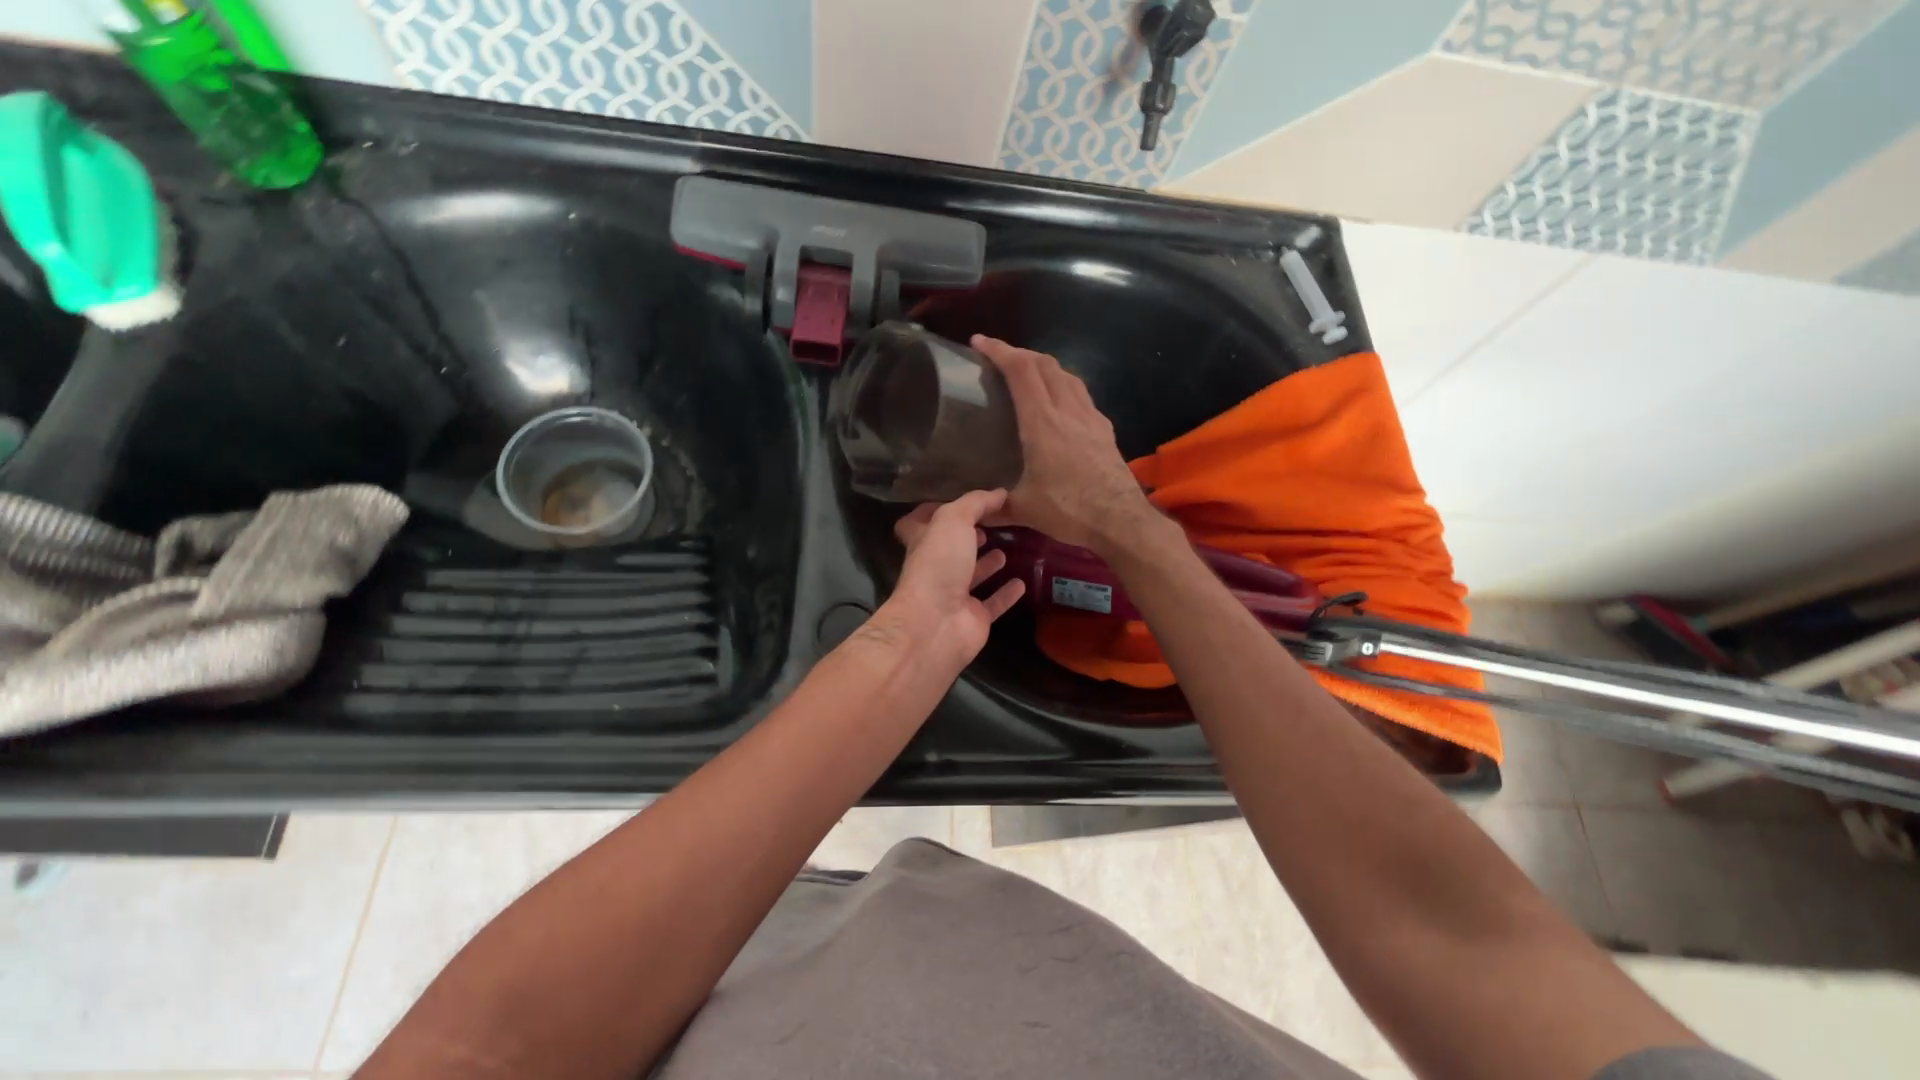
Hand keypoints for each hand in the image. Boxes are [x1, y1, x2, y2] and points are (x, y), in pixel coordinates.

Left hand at [870, 488, 1026, 666]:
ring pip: (972, 577)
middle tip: (992, 524)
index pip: (919, 524)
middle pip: (950, 550)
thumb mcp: (953, 520)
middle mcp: (936, 569)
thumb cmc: (938, 565)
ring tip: (1007, 549)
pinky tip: (1023, 582)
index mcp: (923, 544)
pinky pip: (993, 603)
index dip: (933, 512)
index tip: (959, 503)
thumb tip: (1000, 493)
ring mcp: (954, 596)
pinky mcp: (975, 618)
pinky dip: (1006, 594)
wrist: (935, 624)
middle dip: (967, 537)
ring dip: (986, 564)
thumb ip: (975, 503)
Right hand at [972, 335, 1160, 552]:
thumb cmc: (1069, 510)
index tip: (979, 342)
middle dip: (1020, 353)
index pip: (1020, 370)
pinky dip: (1064, 385)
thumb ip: (993, 507)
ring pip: (1066, 375)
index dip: (999, 350)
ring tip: (1027, 374)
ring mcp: (1090, 417)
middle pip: (1045, 364)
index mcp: (1042, 422)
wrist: (1121, 520)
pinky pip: (1081, 394)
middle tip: (999, 357)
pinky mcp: (1105, 429)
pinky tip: (1059, 402)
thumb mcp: (1024, 510)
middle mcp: (1067, 410)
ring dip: (1044, 366)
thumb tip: (970, 511)